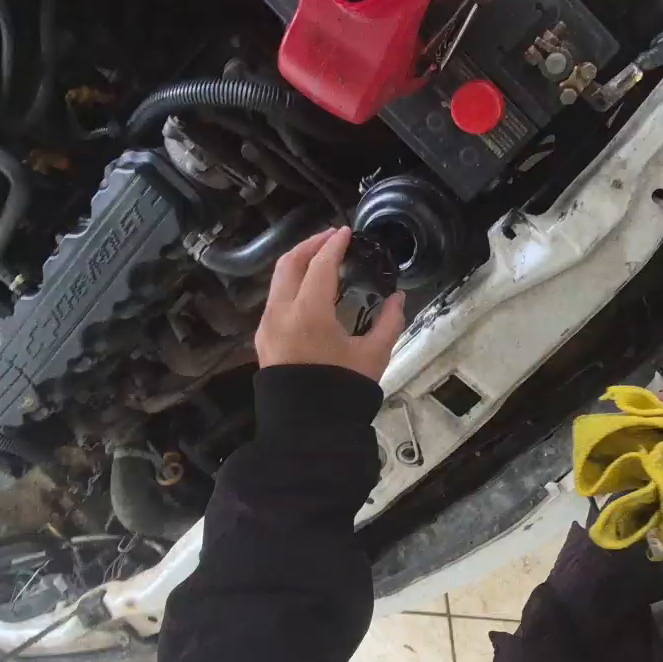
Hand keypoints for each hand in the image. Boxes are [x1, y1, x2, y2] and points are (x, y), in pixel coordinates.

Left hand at [255, 227, 407, 382]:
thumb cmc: (342, 390)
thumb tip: (398, 299)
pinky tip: (311, 290)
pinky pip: (276, 299)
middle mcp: (281, 313)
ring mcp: (268, 326)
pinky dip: (292, 284)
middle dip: (311, 246)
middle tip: (332, 239)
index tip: (346, 232)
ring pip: (278, 280)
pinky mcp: (264, 339)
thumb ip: (388, 322)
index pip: (321, 265)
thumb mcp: (373, 356)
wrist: (307, 429)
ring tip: (322, 260)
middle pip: (290, 263)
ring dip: (299, 264)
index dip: (335, 245)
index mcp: (309, 312)